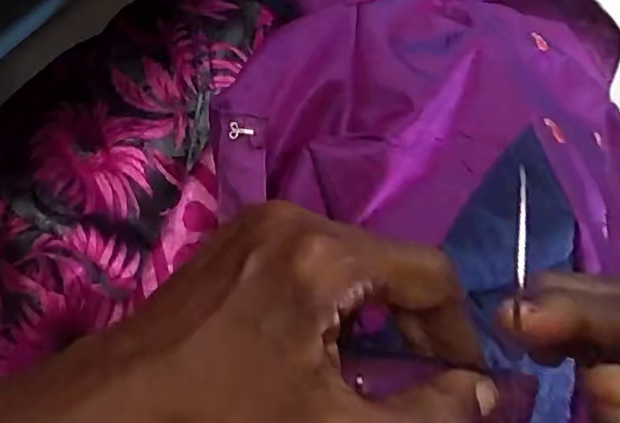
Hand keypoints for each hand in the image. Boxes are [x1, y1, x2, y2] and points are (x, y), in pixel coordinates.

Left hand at [0, 202, 493, 422]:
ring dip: (371, 307)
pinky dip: (331, 291)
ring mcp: (260, 219)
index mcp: (324, 250)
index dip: (458, 330)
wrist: (132, 391)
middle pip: (385, 258)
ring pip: (347, 254)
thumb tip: (487, 391)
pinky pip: (308, 251)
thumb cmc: (233, 409)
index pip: (427, 269)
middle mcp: (294, 216)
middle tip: (421, 381)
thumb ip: (427, 411)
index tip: (465, 383)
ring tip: (369, 366)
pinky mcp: (238, 231)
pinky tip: (320, 338)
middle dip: (413, 319)